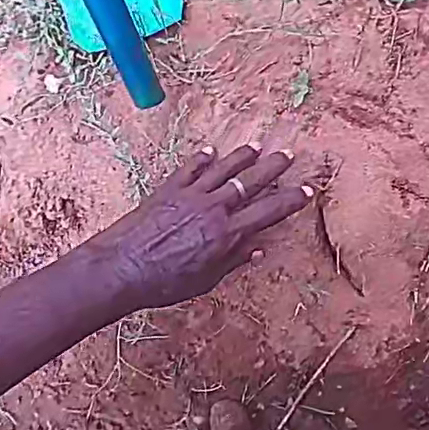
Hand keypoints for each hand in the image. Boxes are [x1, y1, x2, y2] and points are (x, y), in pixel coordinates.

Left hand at [75, 144, 312, 311]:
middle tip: (287, 156)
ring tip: (256, 147)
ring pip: (223, 170)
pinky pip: (190, 169)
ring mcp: (190, 196)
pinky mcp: (168, 190)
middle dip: (272, 168)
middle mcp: (213, 209)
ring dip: (242, 158)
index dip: (290, 200)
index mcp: (227, 234)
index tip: (306, 191)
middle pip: (251, 183)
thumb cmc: (164, 282)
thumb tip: (257, 249)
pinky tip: (210, 152)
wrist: (122, 268)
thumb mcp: (206, 280)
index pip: (268, 212)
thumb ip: (233, 260)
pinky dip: (202, 159)